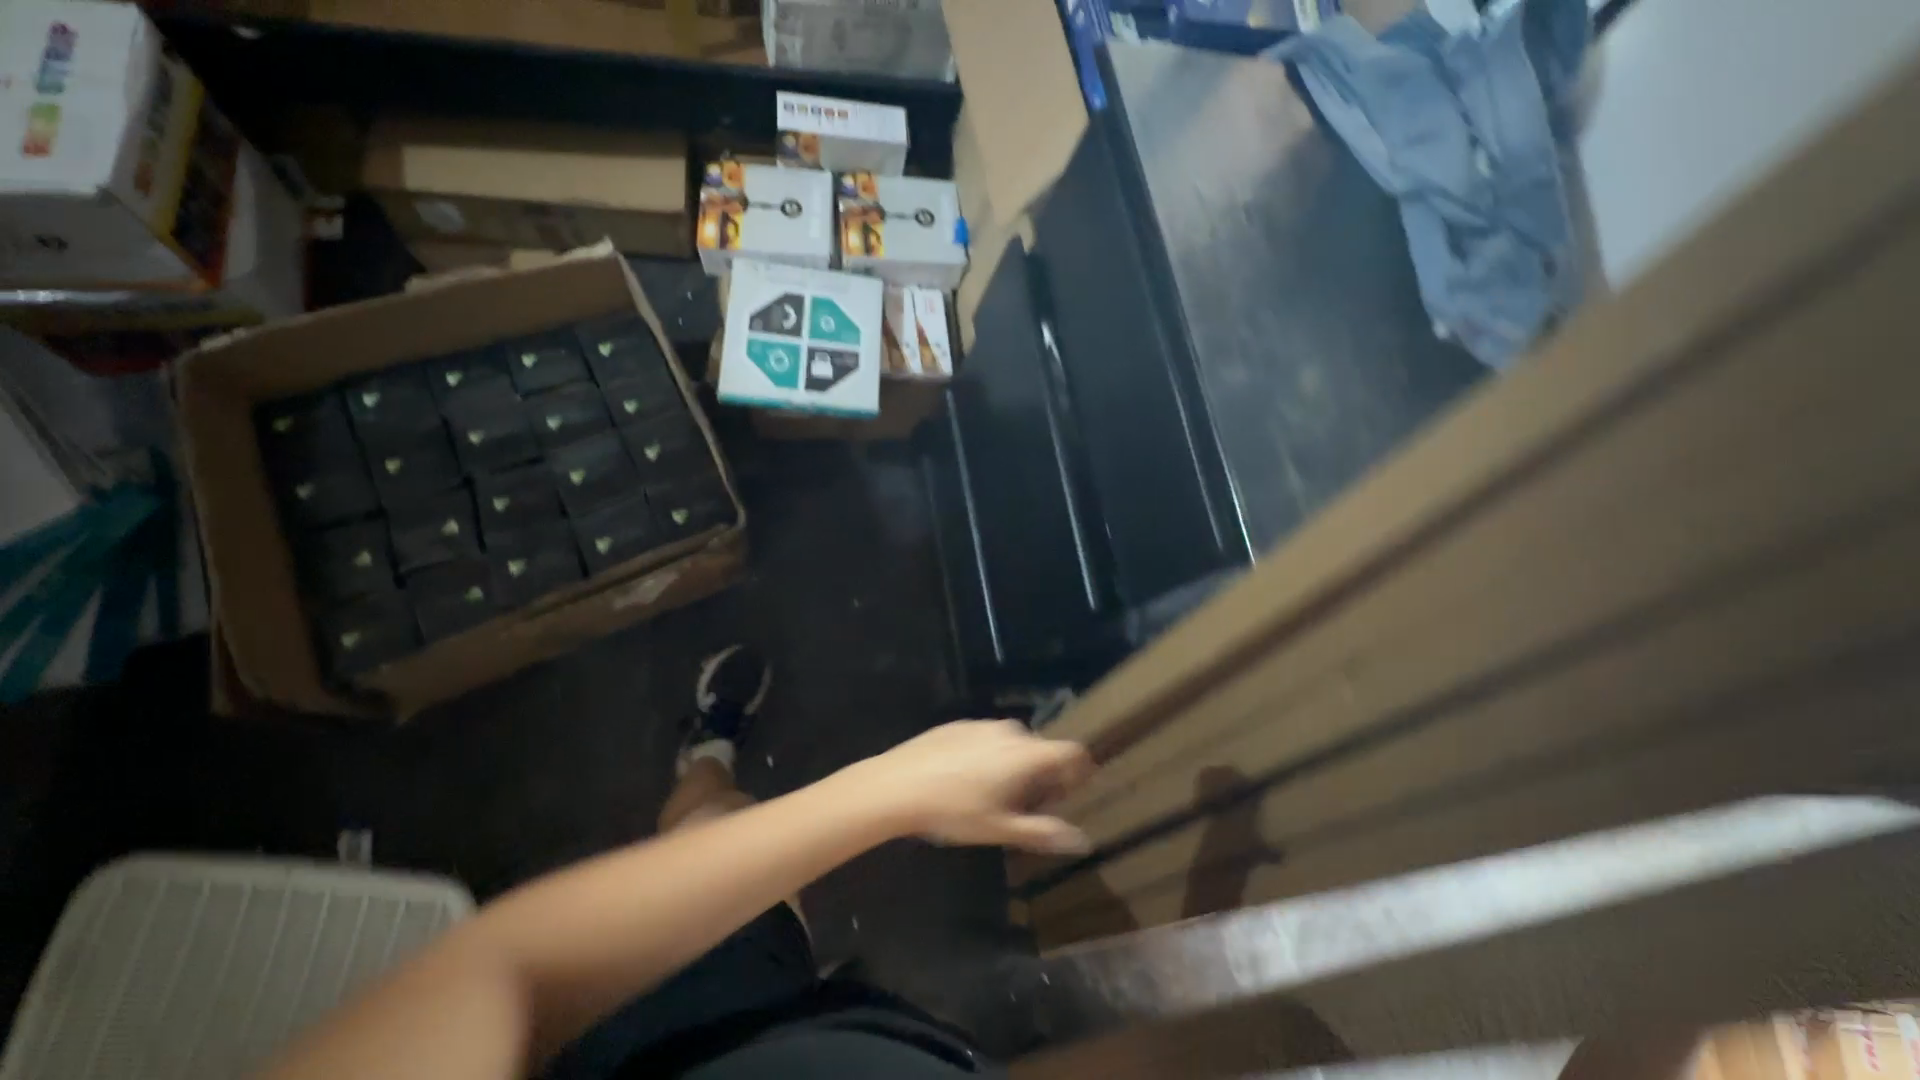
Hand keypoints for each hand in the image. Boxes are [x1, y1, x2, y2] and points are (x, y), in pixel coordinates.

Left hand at [845, 720, 1096, 855]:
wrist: (895, 785)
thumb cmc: (953, 811)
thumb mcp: (999, 829)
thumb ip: (1042, 832)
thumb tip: (1081, 841)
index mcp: (1026, 755)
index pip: (1071, 751)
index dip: (1079, 769)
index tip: (1070, 791)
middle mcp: (1009, 732)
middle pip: (1040, 749)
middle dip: (1042, 773)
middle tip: (1029, 804)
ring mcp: (980, 725)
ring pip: (1011, 743)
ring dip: (1014, 764)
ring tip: (995, 794)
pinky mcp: (956, 725)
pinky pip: (984, 739)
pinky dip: (987, 755)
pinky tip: (965, 780)